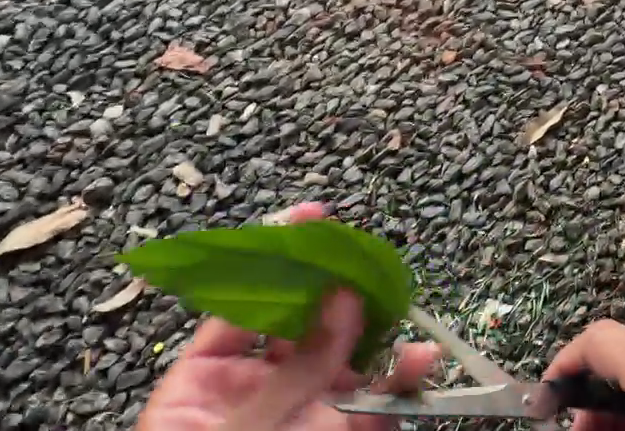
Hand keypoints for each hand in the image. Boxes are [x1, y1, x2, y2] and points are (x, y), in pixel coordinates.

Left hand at [134, 204, 439, 430]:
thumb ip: (293, 371)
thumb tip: (342, 296)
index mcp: (202, 389)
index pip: (242, 304)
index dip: (276, 257)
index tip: (312, 215)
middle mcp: (260, 392)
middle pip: (307, 317)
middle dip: (343, 285)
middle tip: (372, 260)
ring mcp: (308, 412)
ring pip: (352, 351)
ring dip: (382, 327)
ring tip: (404, 311)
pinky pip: (382, 397)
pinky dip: (405, 376)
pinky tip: (421, 364)